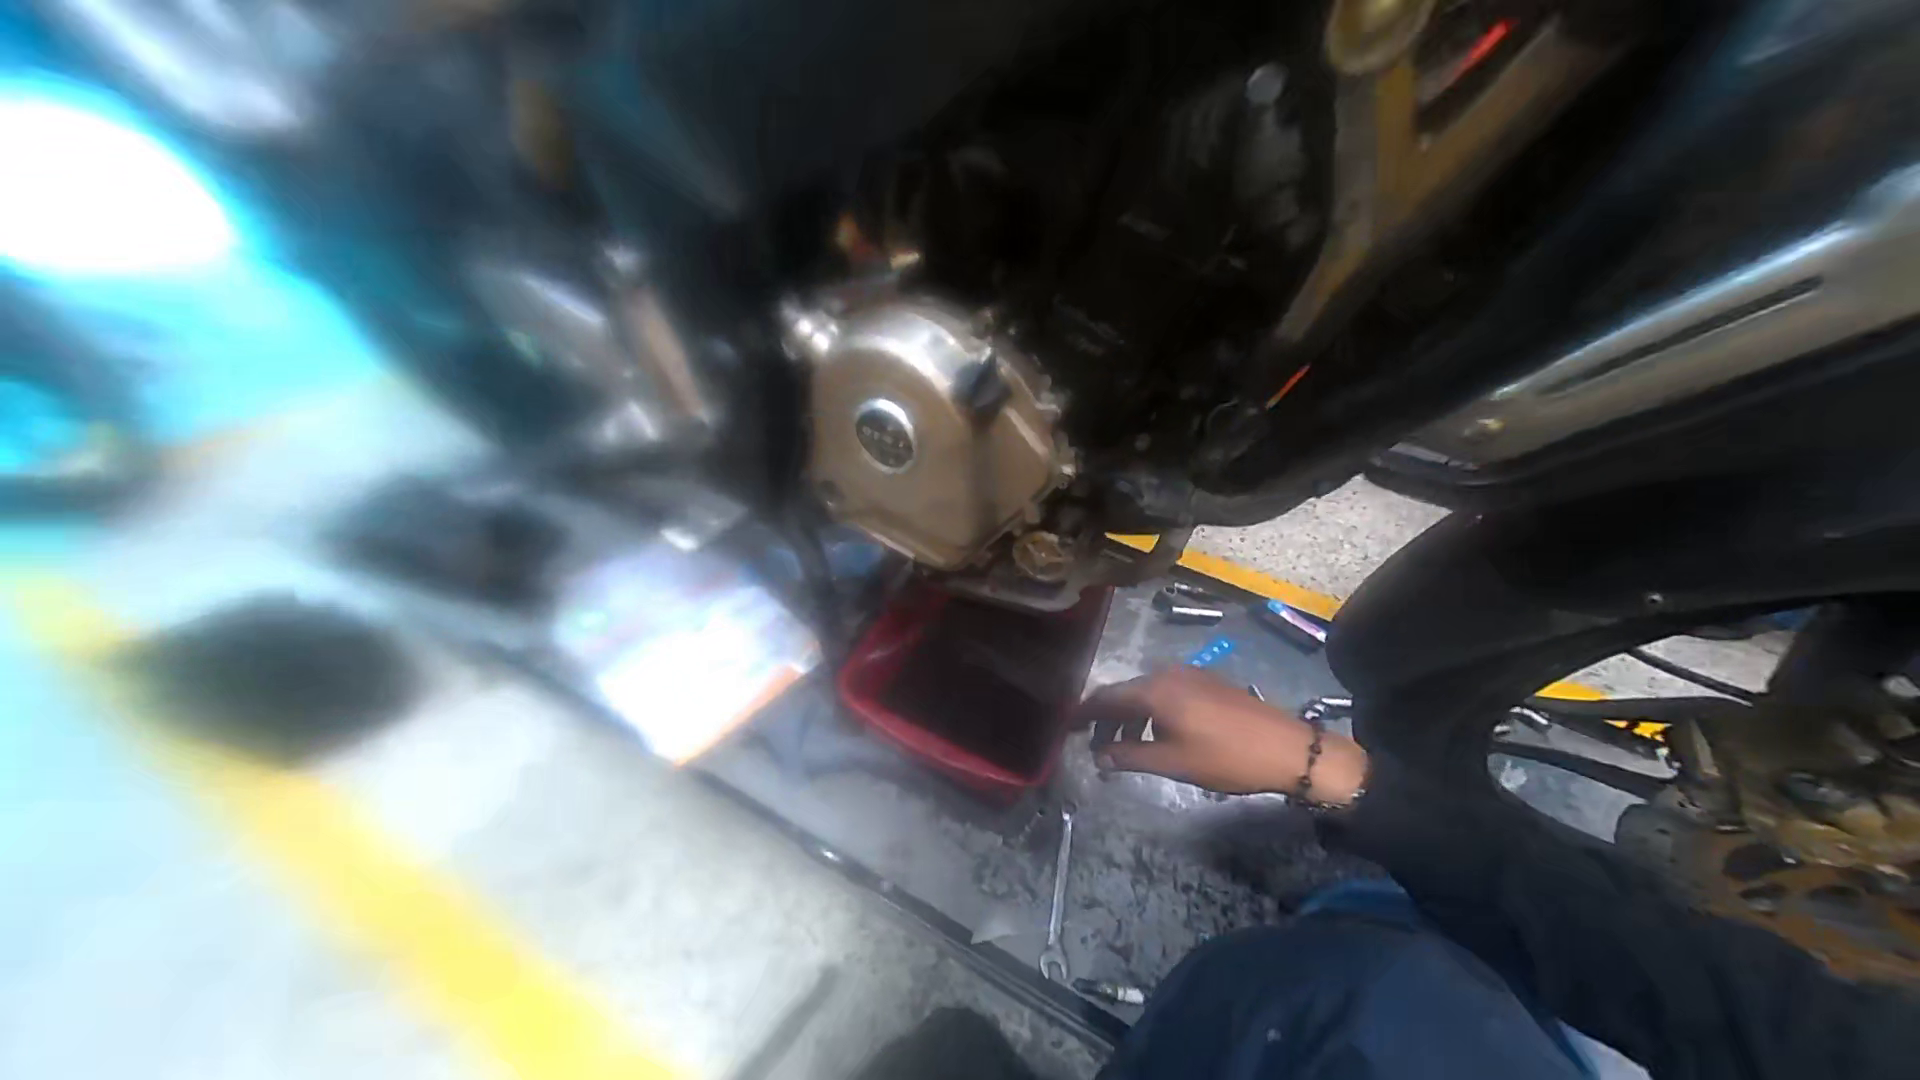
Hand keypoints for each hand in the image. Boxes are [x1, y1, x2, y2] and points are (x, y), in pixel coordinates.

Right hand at [1078, 668, 1368, 804]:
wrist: (1287, 748)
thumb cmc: (1225, 757)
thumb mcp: (1172, 762)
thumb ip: (1129, 755)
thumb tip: (1098, 756)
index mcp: (1154, 690)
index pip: (1105, 697)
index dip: (1084, 713)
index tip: (1067, 729)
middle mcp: (1166, 673)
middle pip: (1124, 692)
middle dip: (1106, 718)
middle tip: (1096, 745)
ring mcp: (1189, 675)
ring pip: (1146, 692)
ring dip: (1130, 717)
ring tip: (1126, 747)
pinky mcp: (1207, 682)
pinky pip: (1166, 692)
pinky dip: (1152, 712)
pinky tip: (1158, 734)